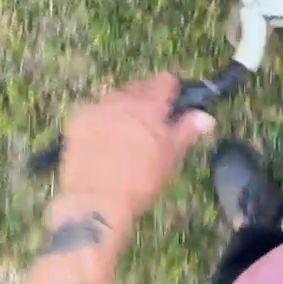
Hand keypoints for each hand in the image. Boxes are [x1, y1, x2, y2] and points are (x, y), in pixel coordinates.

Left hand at [56, 73, 213, 226]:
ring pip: (116, 99)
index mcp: (149, 103)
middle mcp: (122, 98)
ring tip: (125, 137)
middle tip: (151, 127)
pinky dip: (101, 121)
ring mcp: (97, 107)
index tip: (173, 107)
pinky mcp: (76, 121)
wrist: (96, 203)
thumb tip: (206, 117)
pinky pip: (94, 112)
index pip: (166, 80)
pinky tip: (101, 144)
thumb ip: (188, 130)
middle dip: (147, 100)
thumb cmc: (140, 180)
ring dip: (123, 110)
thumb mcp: (171, 156)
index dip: (172, 91)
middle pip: (139, 87)